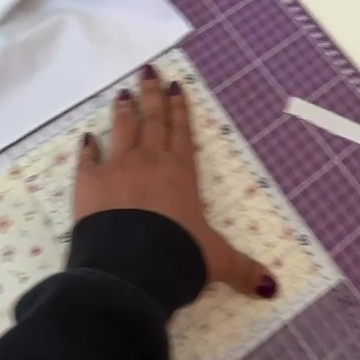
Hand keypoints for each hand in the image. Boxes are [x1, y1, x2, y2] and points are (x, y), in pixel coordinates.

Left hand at [75, 64, 277, 298]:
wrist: (130, 270)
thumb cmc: (178, 257)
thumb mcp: (217, 262)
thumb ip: (242, 270)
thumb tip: (273, 288)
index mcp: (181, 173)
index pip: (182, 132)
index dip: (179, 108)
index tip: (175, 86)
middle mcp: (150, 161)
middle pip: (152, 120)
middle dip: (151, 95)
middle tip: (148, 71)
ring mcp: (117, 169)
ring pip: (122, 131)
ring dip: (123, 111)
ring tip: (122, 93)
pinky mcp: (89, 184)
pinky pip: (87, 160)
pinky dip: (87, 148)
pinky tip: (86, 138)